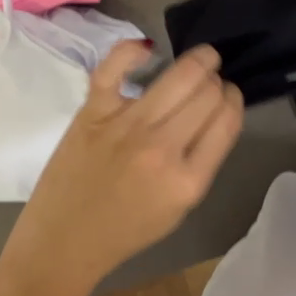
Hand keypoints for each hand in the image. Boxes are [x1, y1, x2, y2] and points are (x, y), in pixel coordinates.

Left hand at [5, 41, 244, 287]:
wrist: (62, 244)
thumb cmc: (125, 230)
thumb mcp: (179, 207)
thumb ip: (201, 160)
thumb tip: (215, 111)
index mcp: (187, 181)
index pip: (227, 118)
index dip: (233, 98)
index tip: (227, 95)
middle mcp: (161, 149)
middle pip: (208, 92)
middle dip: (217, 81)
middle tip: (211, 81)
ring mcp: (125, 126)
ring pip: (180, 74)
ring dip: (199, 59)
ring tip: (201, 58)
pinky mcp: (93, 112)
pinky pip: (116, 66)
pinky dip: (133, 51)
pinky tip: (147, 51)